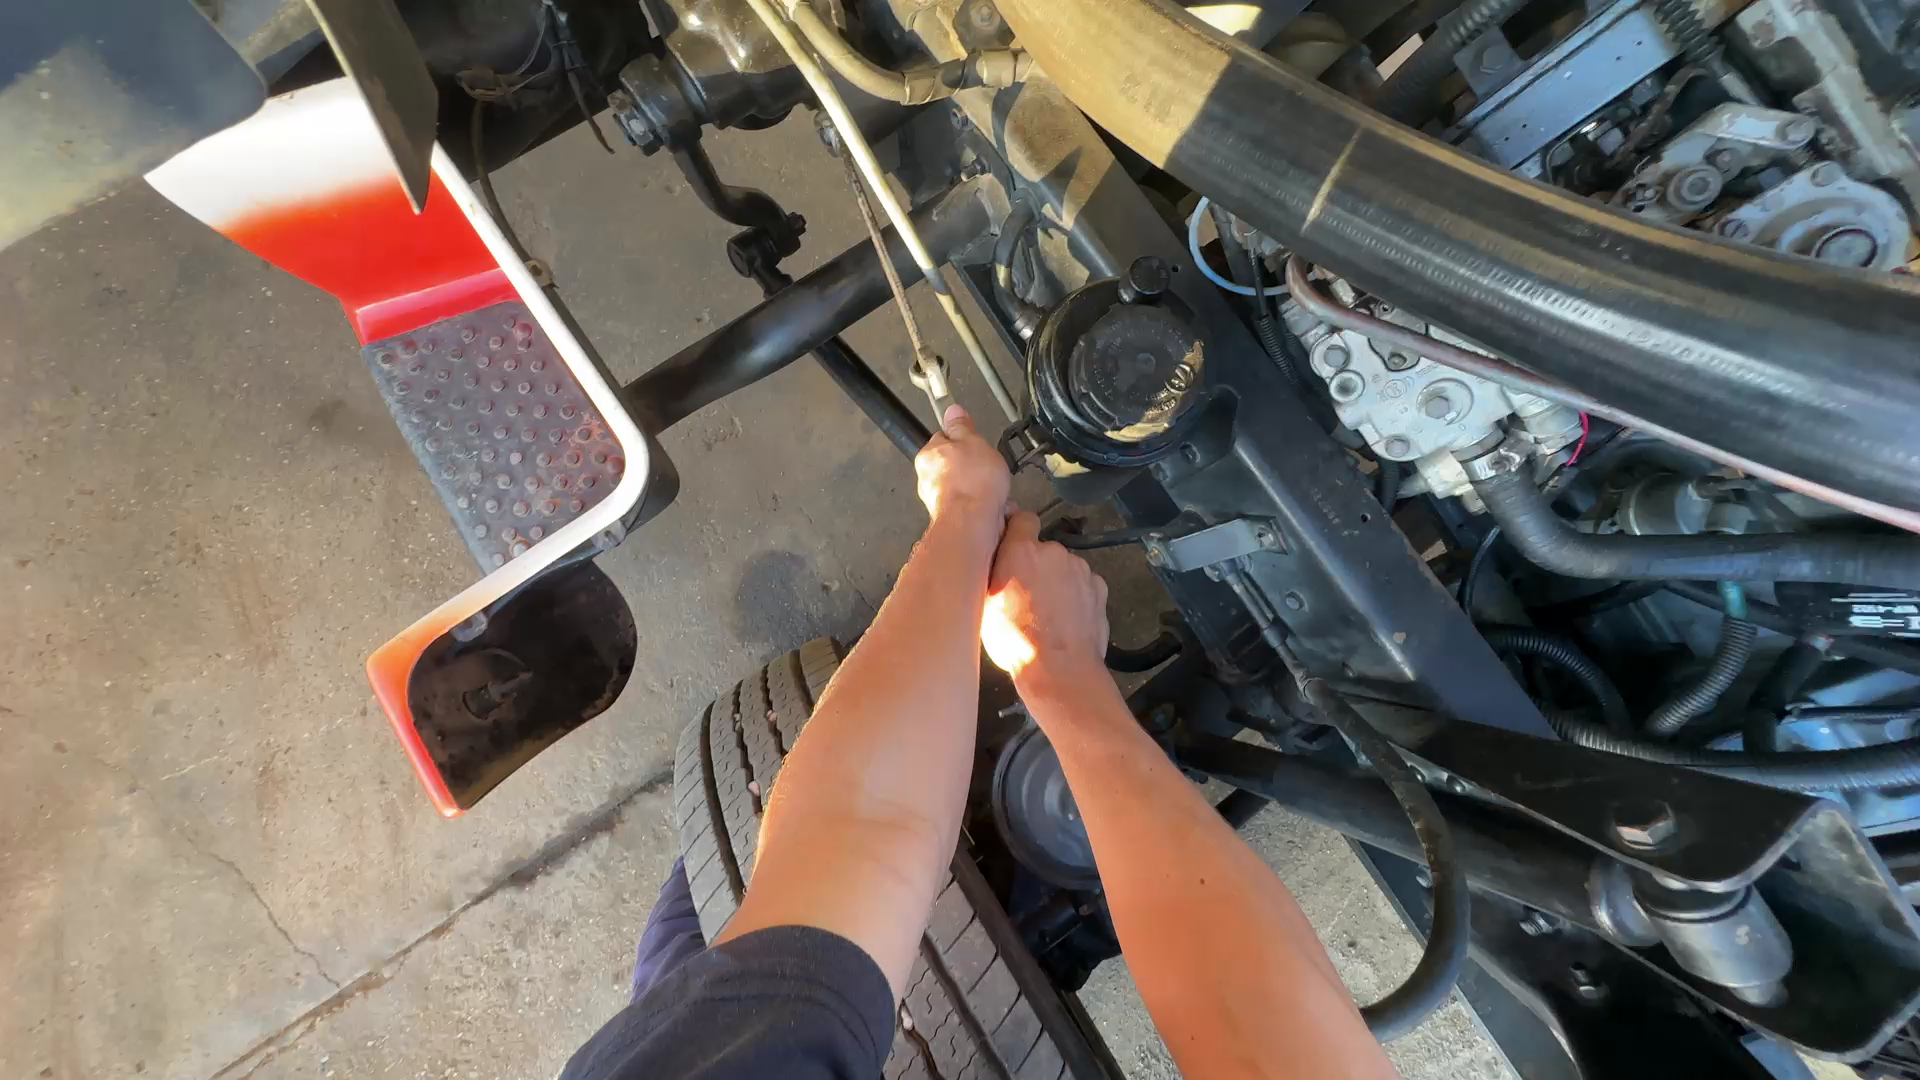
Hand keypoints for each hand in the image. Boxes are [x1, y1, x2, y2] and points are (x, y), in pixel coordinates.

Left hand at [915, 405, 1010, 531]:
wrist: (973, 523)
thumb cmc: (971, 483)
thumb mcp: (972, 441)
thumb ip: (962, 426)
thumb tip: (953, 411)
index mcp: (929, 456)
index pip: (944, 439)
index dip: (964, 439)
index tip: (976, 441)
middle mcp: (929, 480)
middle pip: (956, 466)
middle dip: (975, 468)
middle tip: (989, 467)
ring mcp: (941, 501)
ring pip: (967, 489)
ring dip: (982, 489)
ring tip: (996, 490)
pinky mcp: (955, 519)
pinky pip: (974, 508)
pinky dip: (985, 507)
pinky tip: (996, 507)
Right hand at [981, 512, 1110, 684]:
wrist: (1060, 671)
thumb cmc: (1014, 640)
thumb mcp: (985, 605)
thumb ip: (990, 571)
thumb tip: (992, 556)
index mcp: (1022, 551)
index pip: (1022, 518)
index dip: (1016, 529)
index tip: (1010, 545)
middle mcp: (1054, 552)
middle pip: (1043, 549)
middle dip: (1034, 564)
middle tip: (1024, 594)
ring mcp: (1081, 569)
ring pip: (1063, 568)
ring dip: (1056, 581)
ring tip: (1047, 612)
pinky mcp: (1100, 588)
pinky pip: (1082, 584)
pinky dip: (1075, 595)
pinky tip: (1067, 619)